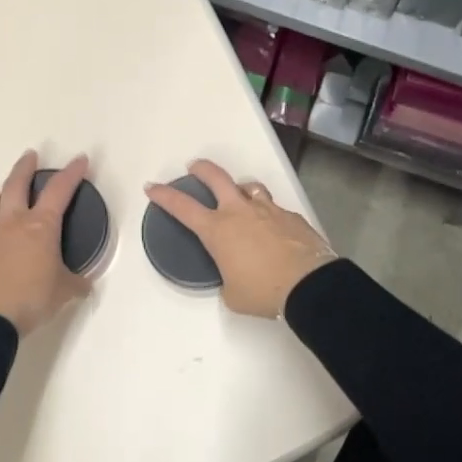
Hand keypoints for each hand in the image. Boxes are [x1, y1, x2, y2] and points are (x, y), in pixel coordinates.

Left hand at [0, 150, 92, 334]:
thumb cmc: (33, 299)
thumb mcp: (65, 291)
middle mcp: (15, 224)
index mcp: (41, 227)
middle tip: (31, 155)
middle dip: (26, 168)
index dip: (72, 173)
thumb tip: (83, 283)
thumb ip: (76, 282)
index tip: (81, 160)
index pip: (60, 191)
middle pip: (17, 186)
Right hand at [145, 159, 336, 318]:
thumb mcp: (233, 294)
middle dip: (202, 169)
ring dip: (240, 188)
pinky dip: (268, 214)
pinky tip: (272, 228)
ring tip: (239, 195)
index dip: (164, 195)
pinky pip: (274, 209)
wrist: (309, 284)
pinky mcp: (292, 216)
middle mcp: (240, 212)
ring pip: (250, 187)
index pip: (183, 207)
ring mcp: (269, 210)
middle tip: (195, 167)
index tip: (152, 187)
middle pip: (217, 178)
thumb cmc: (263, 291)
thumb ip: (228, 280)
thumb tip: (235, 277)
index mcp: (218, 230)